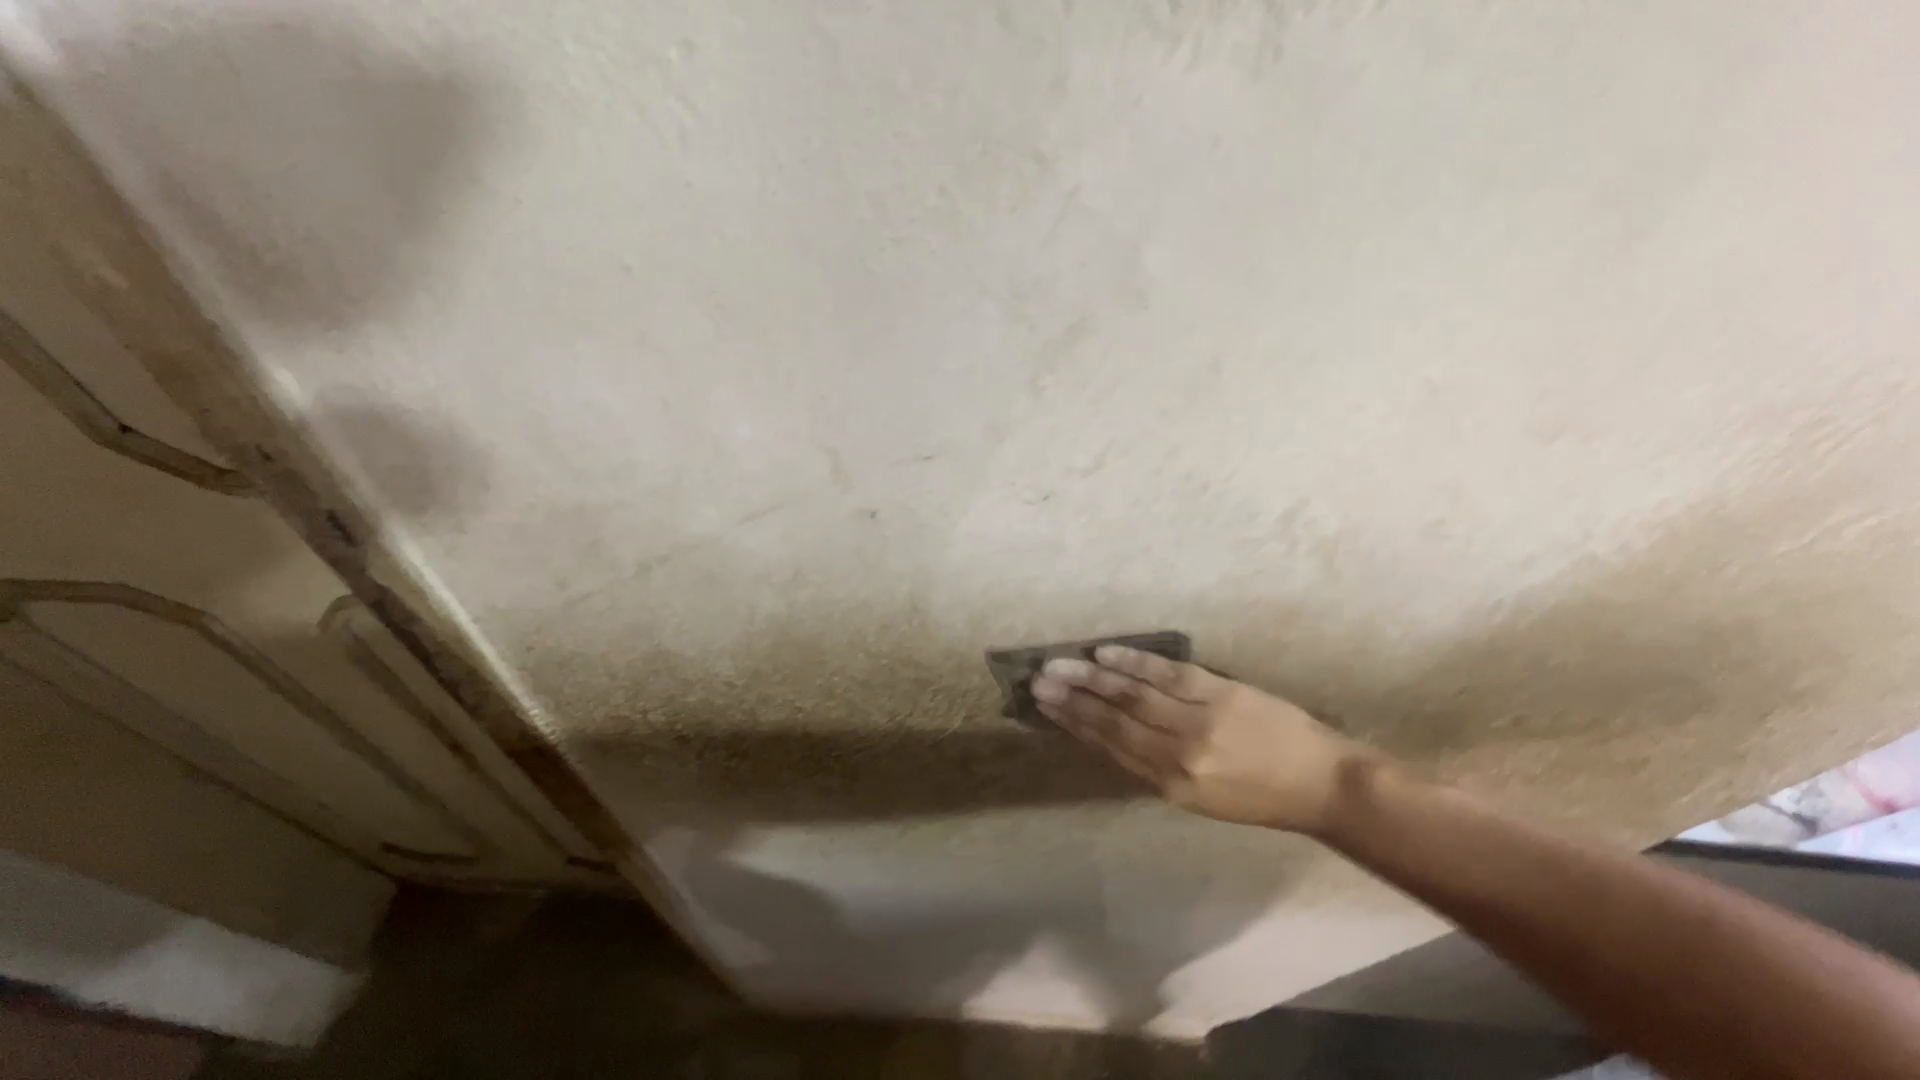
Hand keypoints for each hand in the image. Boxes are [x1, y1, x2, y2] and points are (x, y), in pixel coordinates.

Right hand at [1029, 645, 1375, 834]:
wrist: (1323, 784)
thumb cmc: (1261, 799)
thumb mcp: (1201, 800)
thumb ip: (1155, 769)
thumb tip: (1109, 737)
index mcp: (1170, 784)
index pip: (1110, 747)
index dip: (1074, 725)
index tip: (1044, 707)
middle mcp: (1177, 753)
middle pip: (1113, 719)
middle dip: (1072, 698)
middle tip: (1038, 680)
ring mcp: (1198, 719)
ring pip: (1133, 693)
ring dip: (1091, 677)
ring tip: (1059, 664)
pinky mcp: (1220, 692)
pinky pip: (1168, 673)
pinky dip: (1134, 661)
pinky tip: (1105, 654)